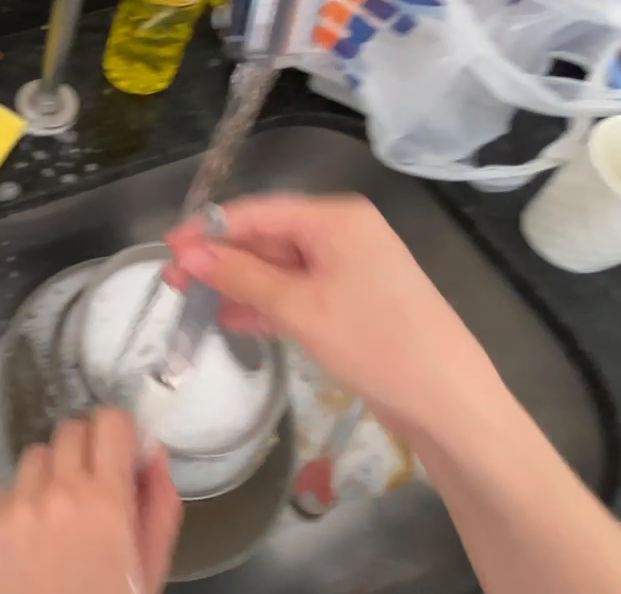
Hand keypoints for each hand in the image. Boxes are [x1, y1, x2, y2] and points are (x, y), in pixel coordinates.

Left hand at [0, 408, 181, 593]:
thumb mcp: (150, 567)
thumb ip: (159, 504)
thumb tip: (154, 451)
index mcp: (106, 500)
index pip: (109, 421)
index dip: (118, 432)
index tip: (121, 451)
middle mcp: (60, 490)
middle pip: (72, 429)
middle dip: (87, 449)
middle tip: (93, 484)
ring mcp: (20, 502)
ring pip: (39, 453)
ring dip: (53, 471)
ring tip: (62, 513)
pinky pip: (13, 485)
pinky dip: (26, 500)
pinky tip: (36, 536)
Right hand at [165, 193, 506, 443]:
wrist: (453, 408)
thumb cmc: (377, 344)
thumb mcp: (298, 308)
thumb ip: (238, 276)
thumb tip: (184, 255)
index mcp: (335, 218)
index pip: (256, 212)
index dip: (208, 230)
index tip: (167, 248)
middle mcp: (341, 233)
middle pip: (265, 238)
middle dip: (219, 260)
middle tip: (173, 281)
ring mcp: (348, 268)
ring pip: (277, 267)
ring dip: (236, 284)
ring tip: (191, 302)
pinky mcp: (351, 300)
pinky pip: (295, 291)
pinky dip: (264, 303)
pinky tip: (232, 320)